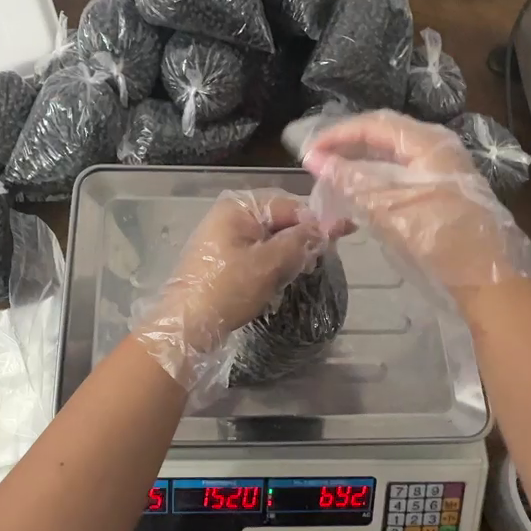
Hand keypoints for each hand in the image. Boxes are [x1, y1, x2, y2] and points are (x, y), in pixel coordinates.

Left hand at [136, 190, 339, 388]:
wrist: (186, 325)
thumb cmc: (228, 288)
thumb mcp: (270, 263)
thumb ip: (300, 241)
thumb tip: (325, 228)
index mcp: (238, 207)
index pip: (289, 204)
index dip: (316, 220)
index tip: (345, 233)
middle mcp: (228, 215)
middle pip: (278, 220)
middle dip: (301, 238)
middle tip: (320, 258)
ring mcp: (222, 238)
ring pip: (268, 239)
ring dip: (288, 254)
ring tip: (302, 271)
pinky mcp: (220, 260)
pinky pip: (255, 254)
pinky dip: (271, 264)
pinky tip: (280, 280)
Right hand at [299, 110, 530, 298]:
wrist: (486, 278)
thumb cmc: (439, 237)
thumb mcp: (390, 207)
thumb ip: (351, 180)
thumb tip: (314, 160)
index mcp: (429, 143)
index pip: (374, 124)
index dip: (337, 135)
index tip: (308, 153)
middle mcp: (437, 148)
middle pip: (383, 136)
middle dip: (347, 146)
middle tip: (317, 162)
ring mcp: (442, 169)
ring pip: (392, 156)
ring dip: (360, 164)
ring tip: (332, 178)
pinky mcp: (443, 191)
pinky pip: (401, 174)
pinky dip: (376, 180)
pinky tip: (360, 195)